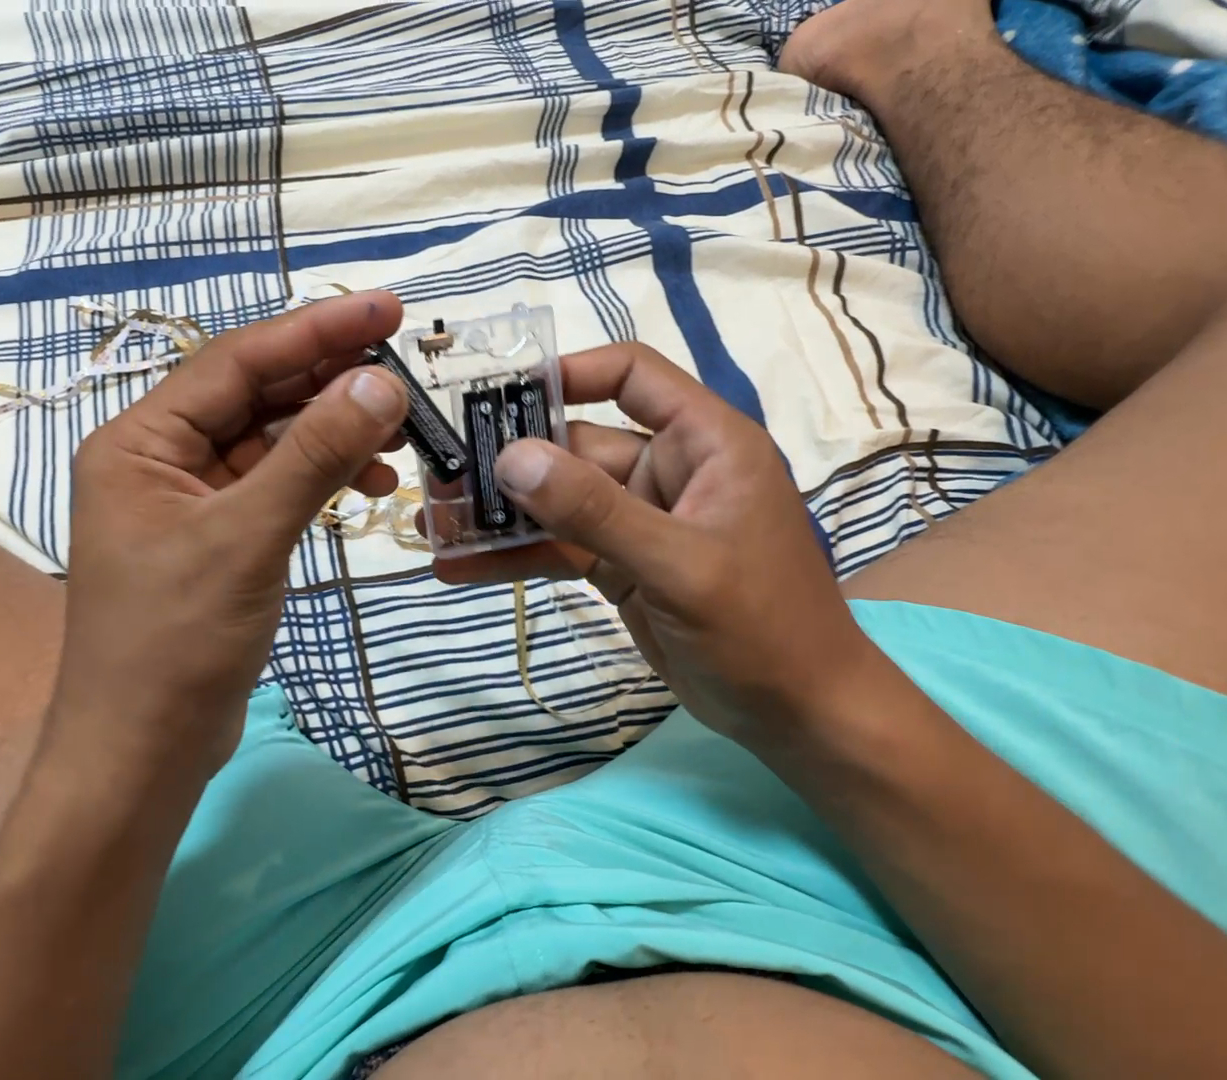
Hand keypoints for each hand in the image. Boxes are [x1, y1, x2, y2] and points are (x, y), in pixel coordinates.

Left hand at [51, 292, 408, 771]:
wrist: (142, 750)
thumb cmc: (175, 643)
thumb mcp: (247, 540)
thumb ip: (312, 457)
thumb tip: (379, 383)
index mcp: (138, 442)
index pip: (235, 363)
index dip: (313, 332)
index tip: (387, 309)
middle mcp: (157, 460)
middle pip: (252, 396)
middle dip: (328, 382)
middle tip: (404, 372)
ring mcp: (187, 501)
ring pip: (268, 443)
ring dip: (329, 435)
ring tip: (398, 438)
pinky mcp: (215, 539)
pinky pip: (272, 487)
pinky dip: (317, 481)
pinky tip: (364, 486)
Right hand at [437, 343, 874, 744]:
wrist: (796, 713)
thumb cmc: (762, 628)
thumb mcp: (679, 565)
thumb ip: (597, 511)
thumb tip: (512, 458)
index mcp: (703, 443)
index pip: (630, 376)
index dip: (566, 375)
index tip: (496, 397)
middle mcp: (665, 471)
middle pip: (572, 445)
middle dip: (505, 462)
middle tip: (436, 478)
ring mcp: (636, 521)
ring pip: (555, 502)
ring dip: (498, 513)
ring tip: (430, 523)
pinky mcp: (617, 565)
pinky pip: (556, 548)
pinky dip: (512, 556)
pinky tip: (458, 566)